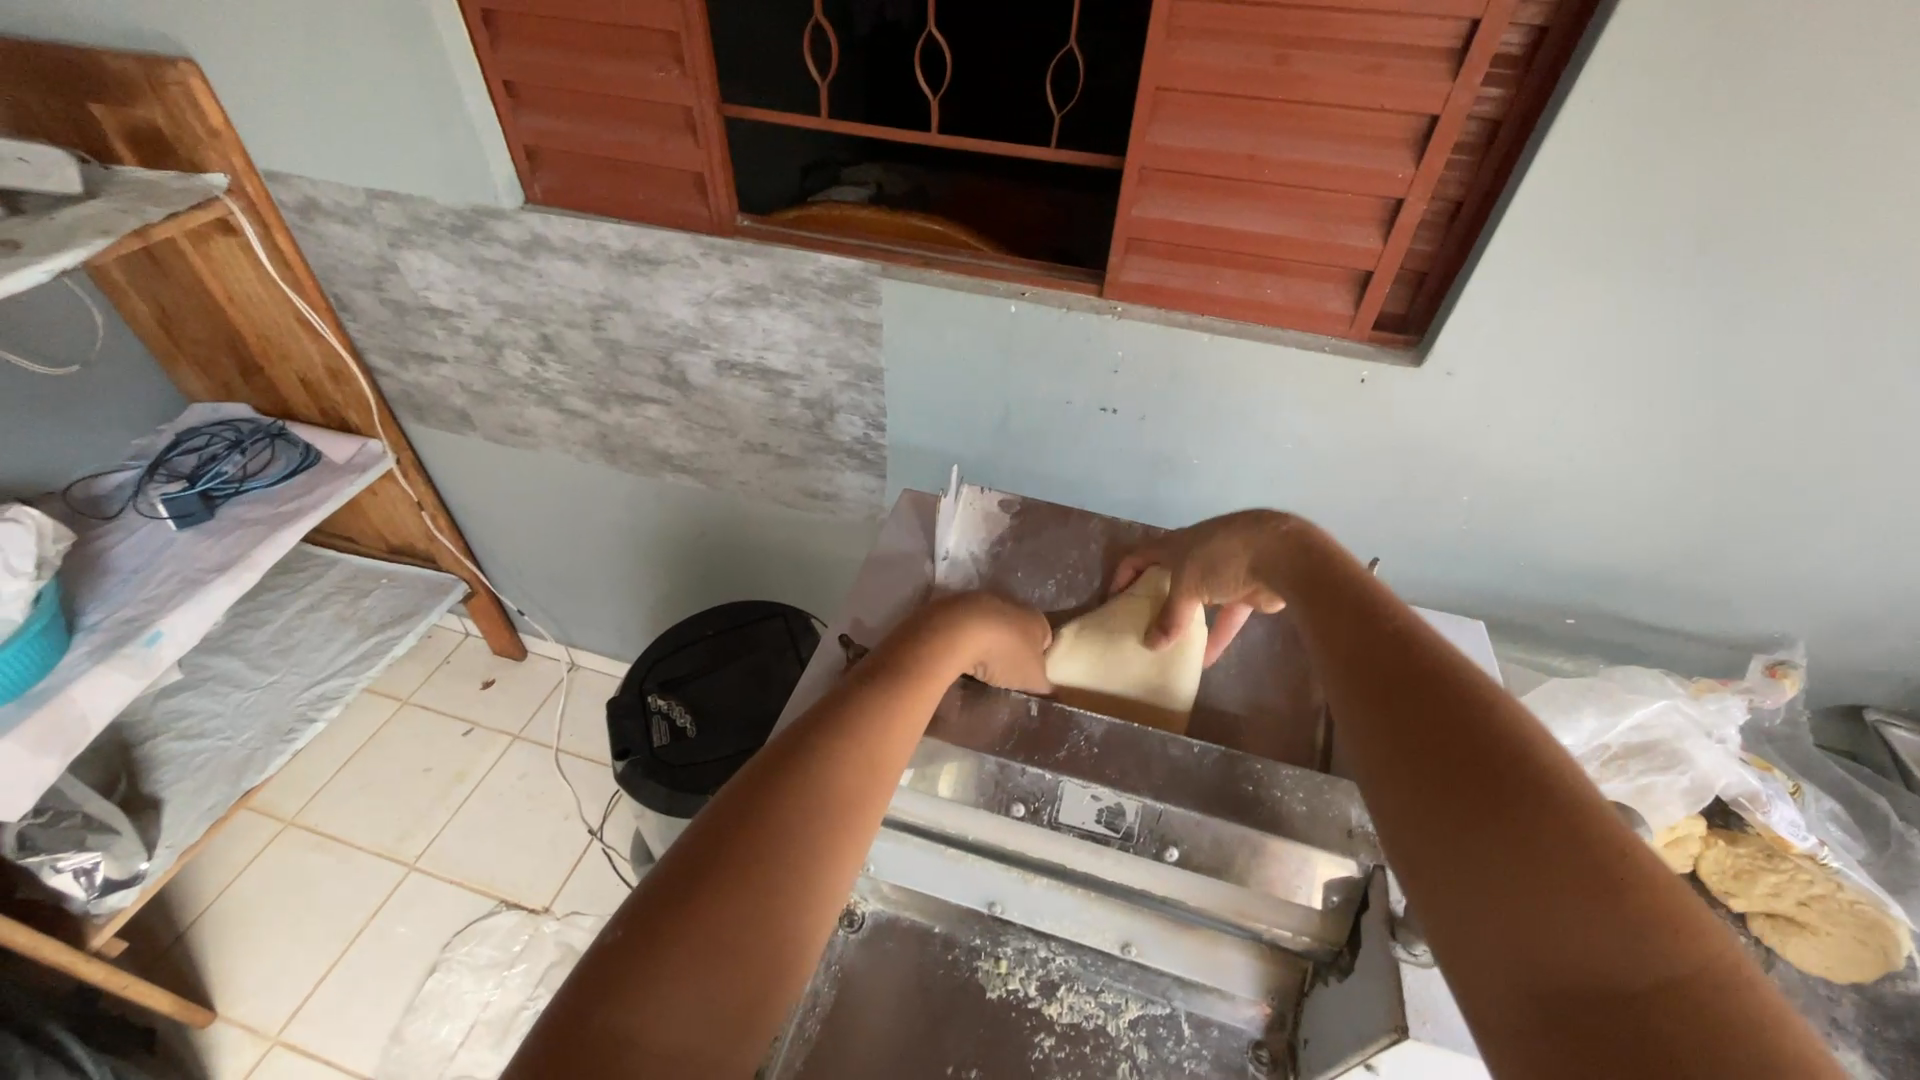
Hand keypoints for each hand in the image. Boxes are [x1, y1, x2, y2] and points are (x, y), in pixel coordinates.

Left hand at [912, 591, 1052, 693]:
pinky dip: (964, 638)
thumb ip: (1045, 685)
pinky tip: (959, 653)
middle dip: (1010, 649)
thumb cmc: (1004, 654)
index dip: (1039, 659)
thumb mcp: (1032, 679)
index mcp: (1036, 618)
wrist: (957, 632)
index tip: (1028, 676)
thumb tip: (1048, 689)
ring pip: (989, 626)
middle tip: (1003, 672)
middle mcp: (1013, 603)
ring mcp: (982, 600)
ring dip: (985, 642)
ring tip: (978, 665)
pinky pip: (964, 626)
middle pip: (1016, 630)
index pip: (1045, 639)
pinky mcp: (955, 605)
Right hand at [1111, 510, 1302, 666]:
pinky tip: (1205, 661)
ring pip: (1199, 598)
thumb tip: (1151, 645)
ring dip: (1188, 621)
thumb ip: (1169, 617)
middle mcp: (1197, 554)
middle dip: (1156, 599)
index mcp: (1176, 544)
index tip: (1112, 601)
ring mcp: (1224, 571)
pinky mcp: (1247, 590)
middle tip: (1141, 624)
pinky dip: (1217, 636)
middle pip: (1169, 576)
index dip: (1123, 575)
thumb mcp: (1187, 585)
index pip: (1140, 555)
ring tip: (1171, 643)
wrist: (1282, 555)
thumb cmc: (1222, 558)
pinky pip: (1226, 617)